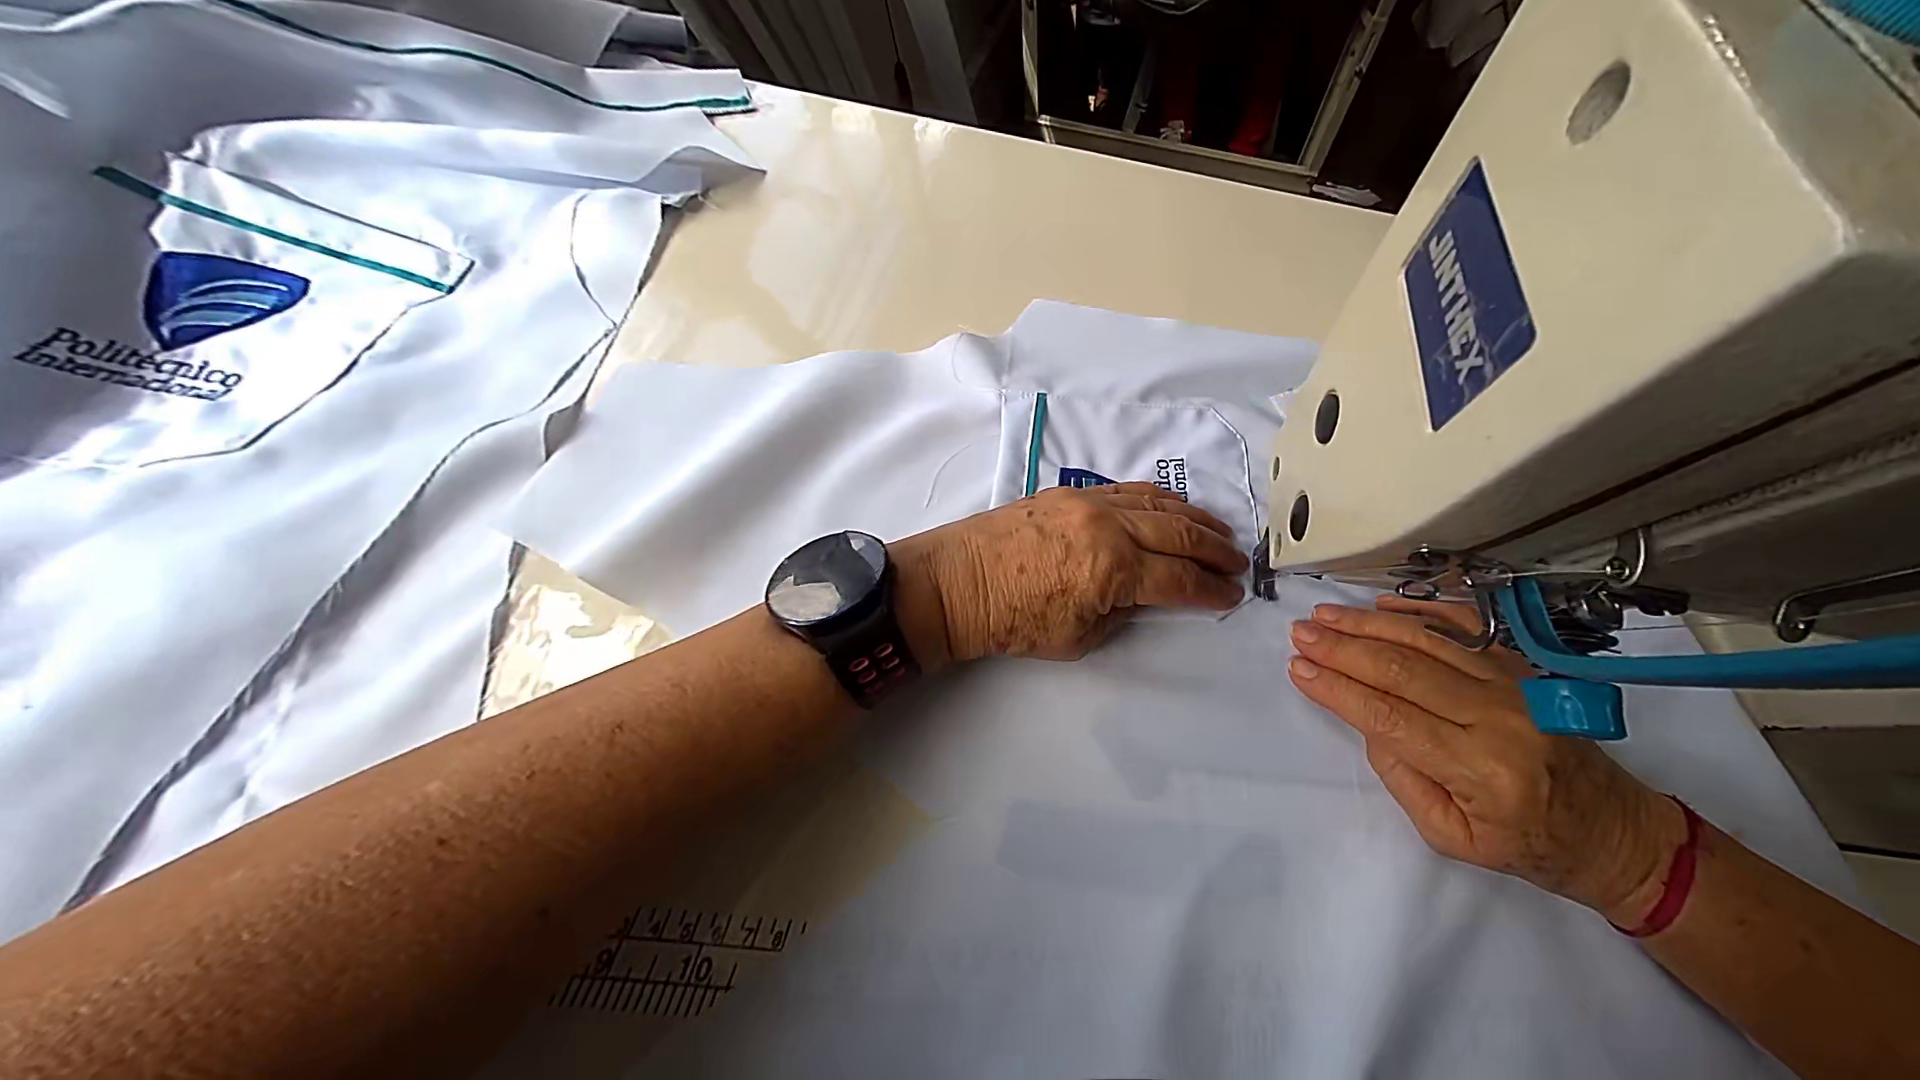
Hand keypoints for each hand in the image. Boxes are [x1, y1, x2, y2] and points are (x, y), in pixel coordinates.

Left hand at [890, 483, 1247, 668]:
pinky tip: (1172, 504)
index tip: (1231, 595)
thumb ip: (1120, 612)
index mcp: (1113, 570)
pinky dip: (1155, 498)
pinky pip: (1124, 491)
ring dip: (1193, 519)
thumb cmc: (1010, 622)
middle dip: (1214, 550)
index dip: (1210, 590)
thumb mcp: (1076, 637)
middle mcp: (1107, 527)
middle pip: (1177, 535)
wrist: (955, 584)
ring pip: (1156, 505)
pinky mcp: (1068, 494)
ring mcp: (1087, 503)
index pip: (1178, 579)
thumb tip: (1140, 594)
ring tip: (1218, 531)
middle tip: (1237, 562)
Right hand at [1287, 596, 1687, 925]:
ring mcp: (1517, 687)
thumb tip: (1368, 719)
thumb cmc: (1527, 844)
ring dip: (1369, 625)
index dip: (1338, 690)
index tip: (1298, 669)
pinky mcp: (1524, 671)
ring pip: (1428, 642)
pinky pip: (1468, 628)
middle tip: (1300, 633)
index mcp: (1482, 770)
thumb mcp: (1450, 836)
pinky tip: (1382, 603)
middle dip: (1343, 649)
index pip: (1389, 718)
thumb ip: (1402, 776)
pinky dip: (1422, 610)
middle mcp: (1501, 719)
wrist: (1616, 832)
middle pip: (1404, 670)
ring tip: (1324, 615)